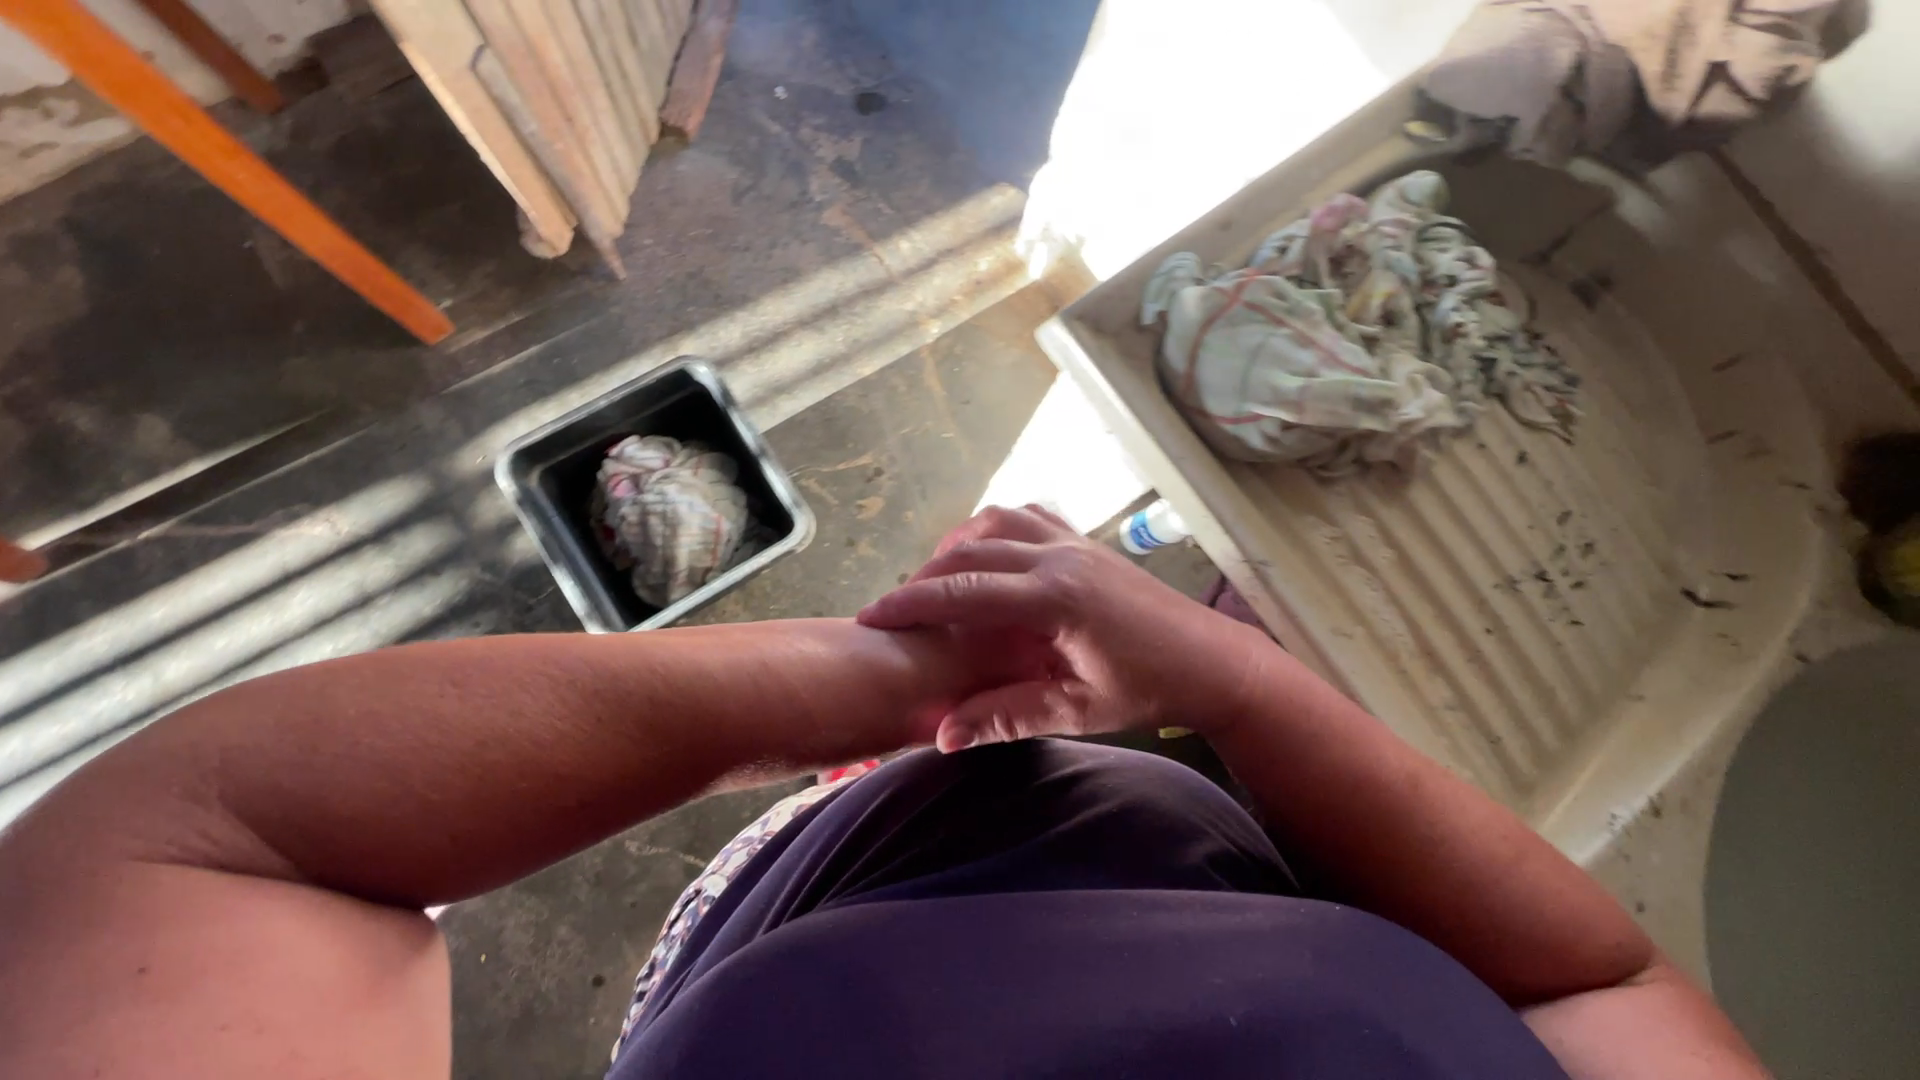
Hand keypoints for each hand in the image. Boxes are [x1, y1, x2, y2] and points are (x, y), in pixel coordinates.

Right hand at [857, 505, 1275, 750]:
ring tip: (936, 578)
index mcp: (1055, 598)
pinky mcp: (1087, 540)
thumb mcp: (1077, 711)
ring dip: (959, 543)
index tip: (871, 617)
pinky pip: (1031, 513)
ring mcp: (1075, 541)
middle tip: (895, 608)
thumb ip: (1006, 716)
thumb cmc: (1147, 689)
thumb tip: (942, 734)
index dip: (911, 604)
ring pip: (998, 518)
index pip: (964, 592)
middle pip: (971, 549)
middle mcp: (1059, 556)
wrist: (1210, 660)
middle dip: (924, 576)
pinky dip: (998, 525)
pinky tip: (990, 553)